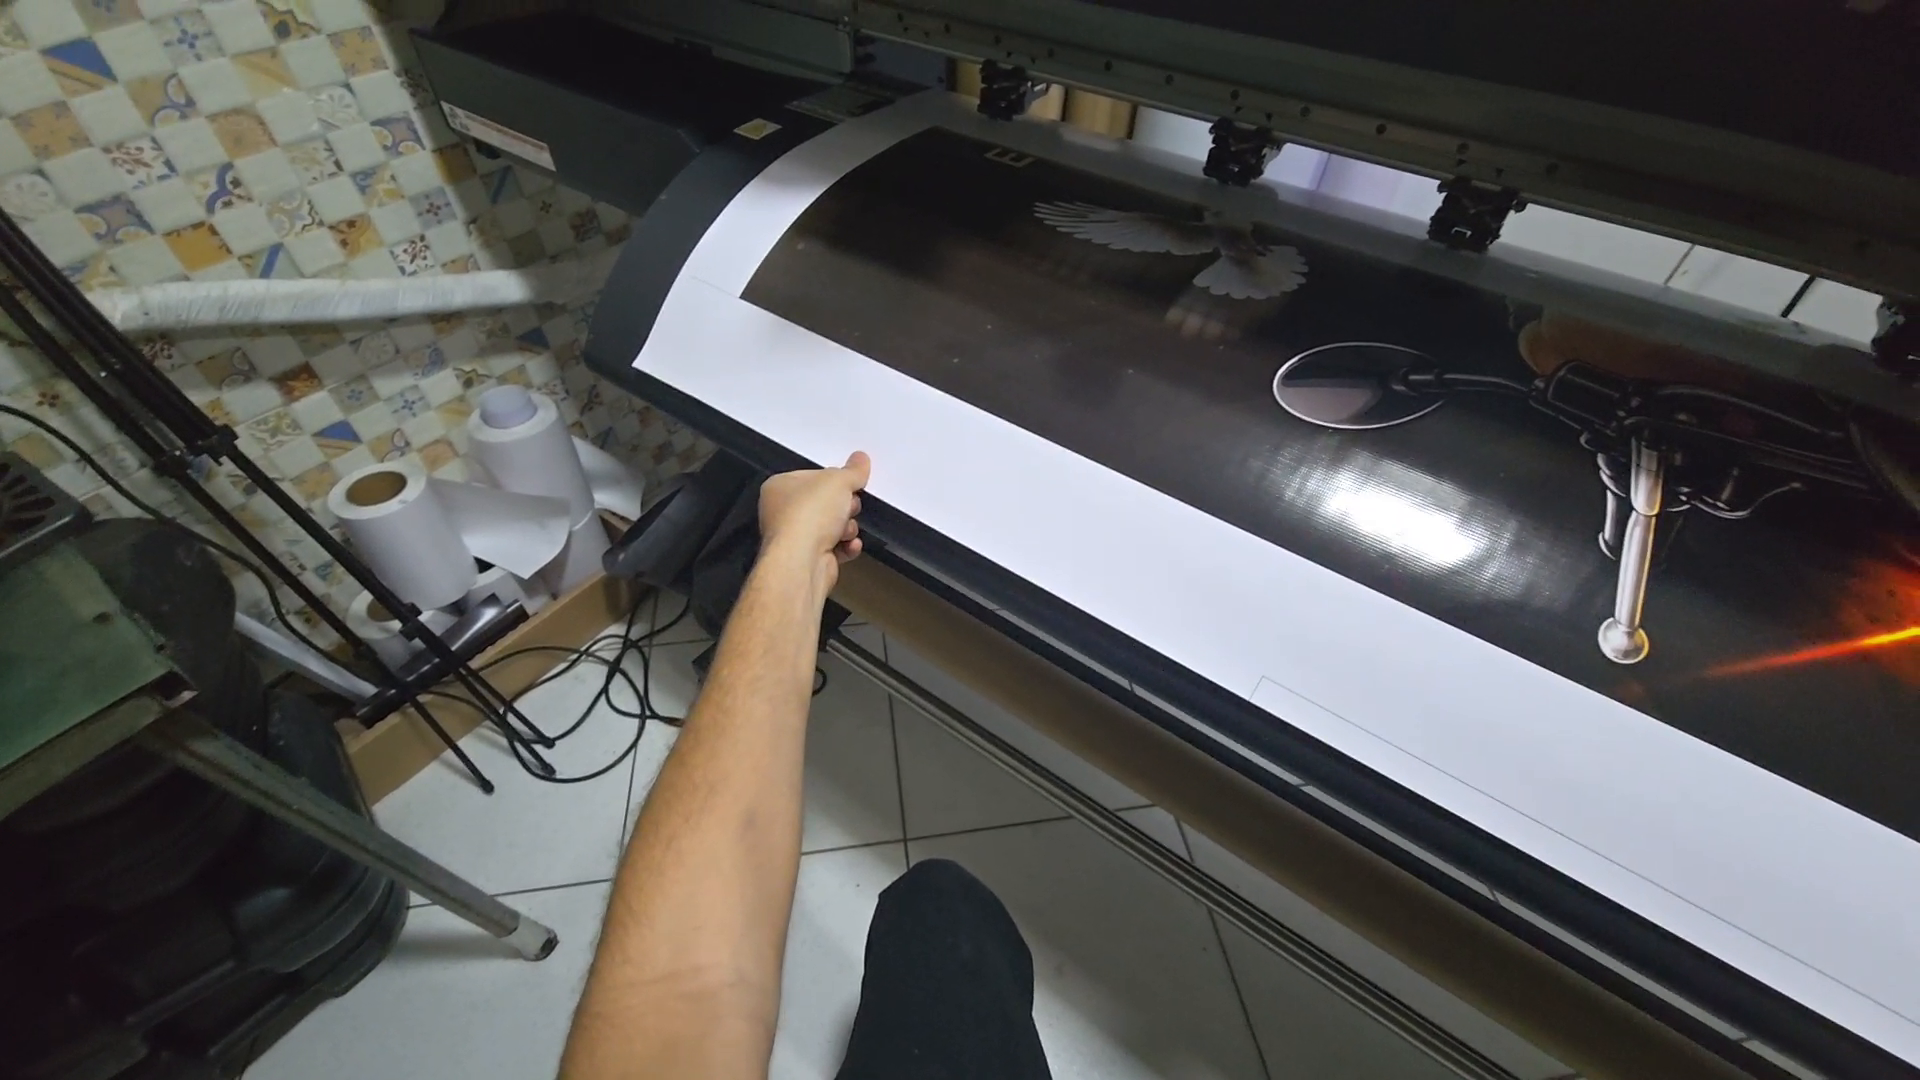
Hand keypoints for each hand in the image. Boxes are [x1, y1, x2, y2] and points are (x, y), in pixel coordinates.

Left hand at [758, 452, 870, 588]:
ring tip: (845, 530)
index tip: (850, 481)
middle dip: (844, 506)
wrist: (803, 561)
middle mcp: (783, 512)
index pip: (813, 476)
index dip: (835, 479)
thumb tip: (861, 459)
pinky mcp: (809, 559)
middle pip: (825, 502)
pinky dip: (846, 547)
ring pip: (833, 526)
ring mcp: (795, 538)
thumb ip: (852, 471)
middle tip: (849, 506)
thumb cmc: (809, 514)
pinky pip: (835, 548)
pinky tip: (849, 545)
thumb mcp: (838, 481)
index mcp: (780, 487)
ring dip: (847, 527)